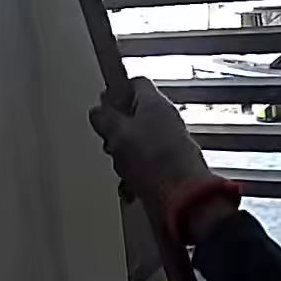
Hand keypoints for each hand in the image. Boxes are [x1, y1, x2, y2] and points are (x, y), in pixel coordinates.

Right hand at [89, 79, 235, 242]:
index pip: (135, 83)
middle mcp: (166, 118)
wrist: (183, 197)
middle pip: (134, 113)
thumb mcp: (117, 134)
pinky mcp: (172, 163)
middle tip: (109, 140)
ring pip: (138, 138)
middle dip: (117, 129)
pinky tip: (130, 181)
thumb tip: (97, 112)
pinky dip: (136, 168)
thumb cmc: (155, 161)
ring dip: (124, 151)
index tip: (104, 104)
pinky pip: (147, 159)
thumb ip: (104, 119)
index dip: (117, 91)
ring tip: (122, 165)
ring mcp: (171, 141)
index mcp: (154, 103)